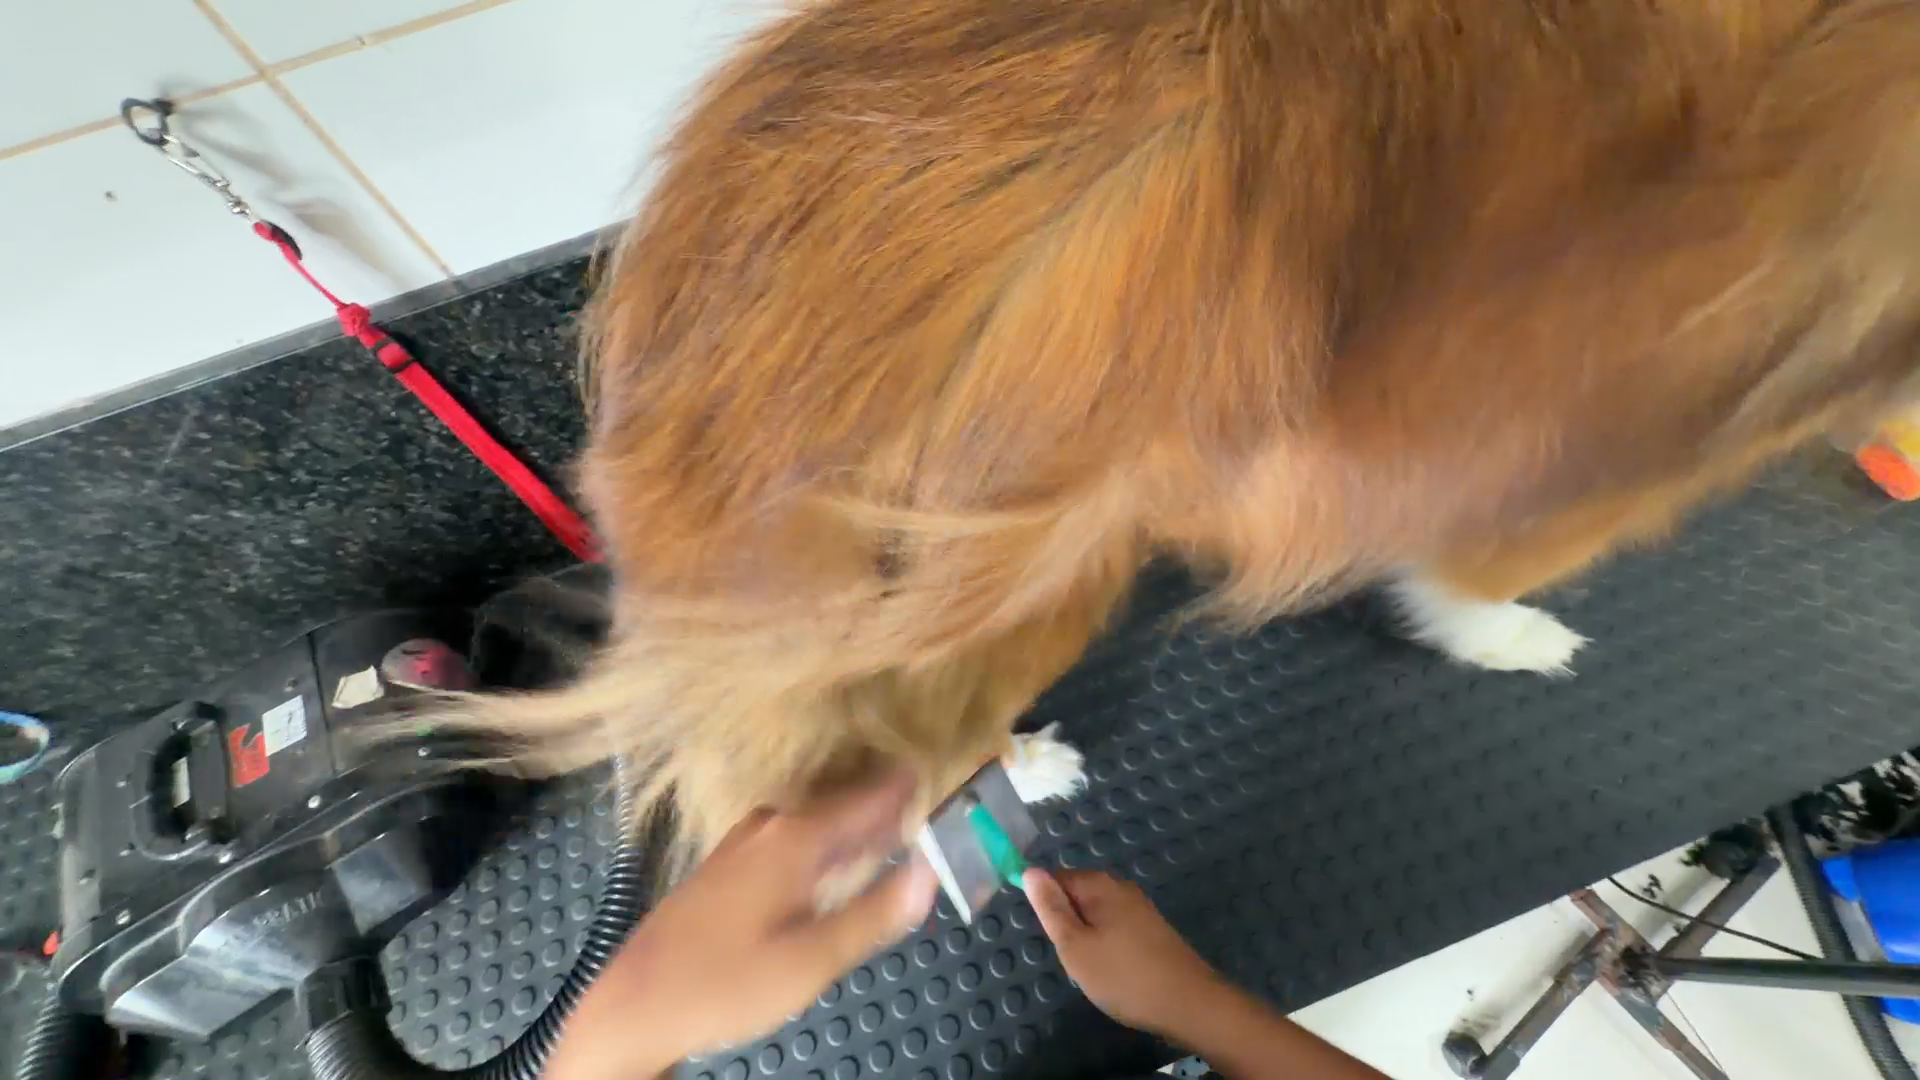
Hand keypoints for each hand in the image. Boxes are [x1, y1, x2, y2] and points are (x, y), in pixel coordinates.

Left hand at [548, 772, 939, 1079]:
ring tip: (890, 836)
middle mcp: (774, 823)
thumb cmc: (726, 983)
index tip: (940, 778)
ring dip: (856, 827)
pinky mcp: (733, 858)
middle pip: (845, 804)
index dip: (908, 788)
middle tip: (925, 810)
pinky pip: (796, 834)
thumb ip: (874, 914)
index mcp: (798, 836)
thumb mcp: (810, 961)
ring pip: (819, 820)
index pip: (870, 797)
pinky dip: (827, 841)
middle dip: (886, 808)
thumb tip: (928, 874)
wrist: (634, 1003)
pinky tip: (835, 866)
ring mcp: (748, 838)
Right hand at [1021, 867, 1226, 1035]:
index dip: (1046, 906)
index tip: (1052, 938)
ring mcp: (1139, 906)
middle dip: (1068, 924)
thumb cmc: (1124, 976)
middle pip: (1077, 895)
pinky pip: (1116, 927)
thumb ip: (1051, 908)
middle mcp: (1119, 886)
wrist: (1190, 1004)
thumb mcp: (1075, 947)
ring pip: (1097, 914)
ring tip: (1094, 970)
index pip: (1055, 878)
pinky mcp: (1152, 928)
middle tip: (1073, 959)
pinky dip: (1108, 946)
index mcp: (1098, 884)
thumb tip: (1030, 871)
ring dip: (1088, 938)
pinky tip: (1115, 972)